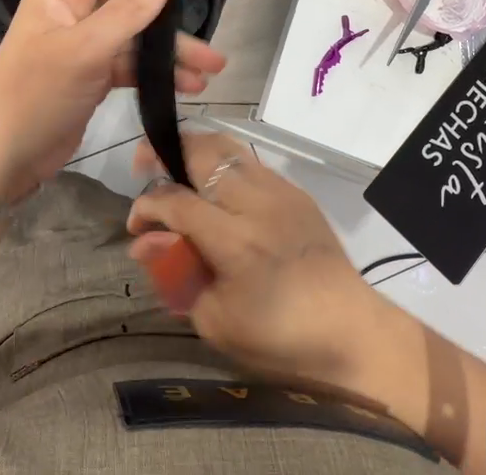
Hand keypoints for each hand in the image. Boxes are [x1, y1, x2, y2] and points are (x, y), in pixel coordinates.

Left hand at [0, 0, 230, 203]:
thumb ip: (127, 10)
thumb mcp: (82, 52)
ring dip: (174, 50)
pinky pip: (132, 65)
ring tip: (214, 66)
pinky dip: (158, 74)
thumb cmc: (33, 98)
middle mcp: (73, 11)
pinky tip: (189, 86)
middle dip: (177, 6)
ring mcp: (82, 45)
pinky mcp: (90, 76)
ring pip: (138, 37)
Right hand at [125, 133, 407, 399]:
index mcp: (234, 241)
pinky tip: (217, 190)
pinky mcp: (296, 192)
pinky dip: (224, 166)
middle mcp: (256, 204)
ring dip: (195, 151)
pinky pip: (250, 164)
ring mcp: (279, 192)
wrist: (351, 331)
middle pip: (200, 152)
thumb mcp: (214, 320)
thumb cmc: (279, 338)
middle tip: (144, 166)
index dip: (145, 206)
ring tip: (176, 167)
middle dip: (164, 152)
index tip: (134, 224)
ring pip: (227, 147)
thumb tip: (143, 242)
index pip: (174, 201)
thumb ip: (174, 273)